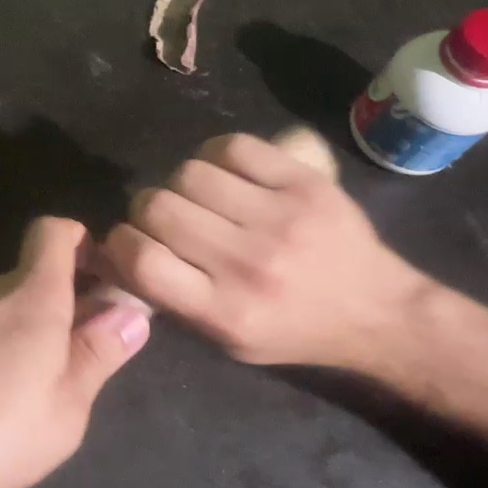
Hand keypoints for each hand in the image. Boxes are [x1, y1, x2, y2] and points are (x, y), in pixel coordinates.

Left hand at [0, 217, 150, 487]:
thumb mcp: (65, 410)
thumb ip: (98, 355)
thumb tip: (132, 313)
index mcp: (31, 296)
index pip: (53, 231)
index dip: (78, 241)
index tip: (95, 275)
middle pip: (26, 278)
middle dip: (50, 306)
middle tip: (63, 360)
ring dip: (9, 332)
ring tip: (12, 392)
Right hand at [104, 133, 434, 368]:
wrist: (377, 312)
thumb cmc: (291, 332)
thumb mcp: (225, 340)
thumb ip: (170, 300)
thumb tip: (110, 255)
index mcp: (225, 312)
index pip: (142, 261)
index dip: (120, 245)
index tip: (129, 244)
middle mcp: (249, 264)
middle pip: (158, 209)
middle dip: (146, 211)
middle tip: (163, 219)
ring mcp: (280, 218)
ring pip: (189, 174)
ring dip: (181, 185)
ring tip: (198, 198)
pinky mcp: (305, 183)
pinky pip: (233, 147)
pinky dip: (214, 156)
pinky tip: (223, 175)